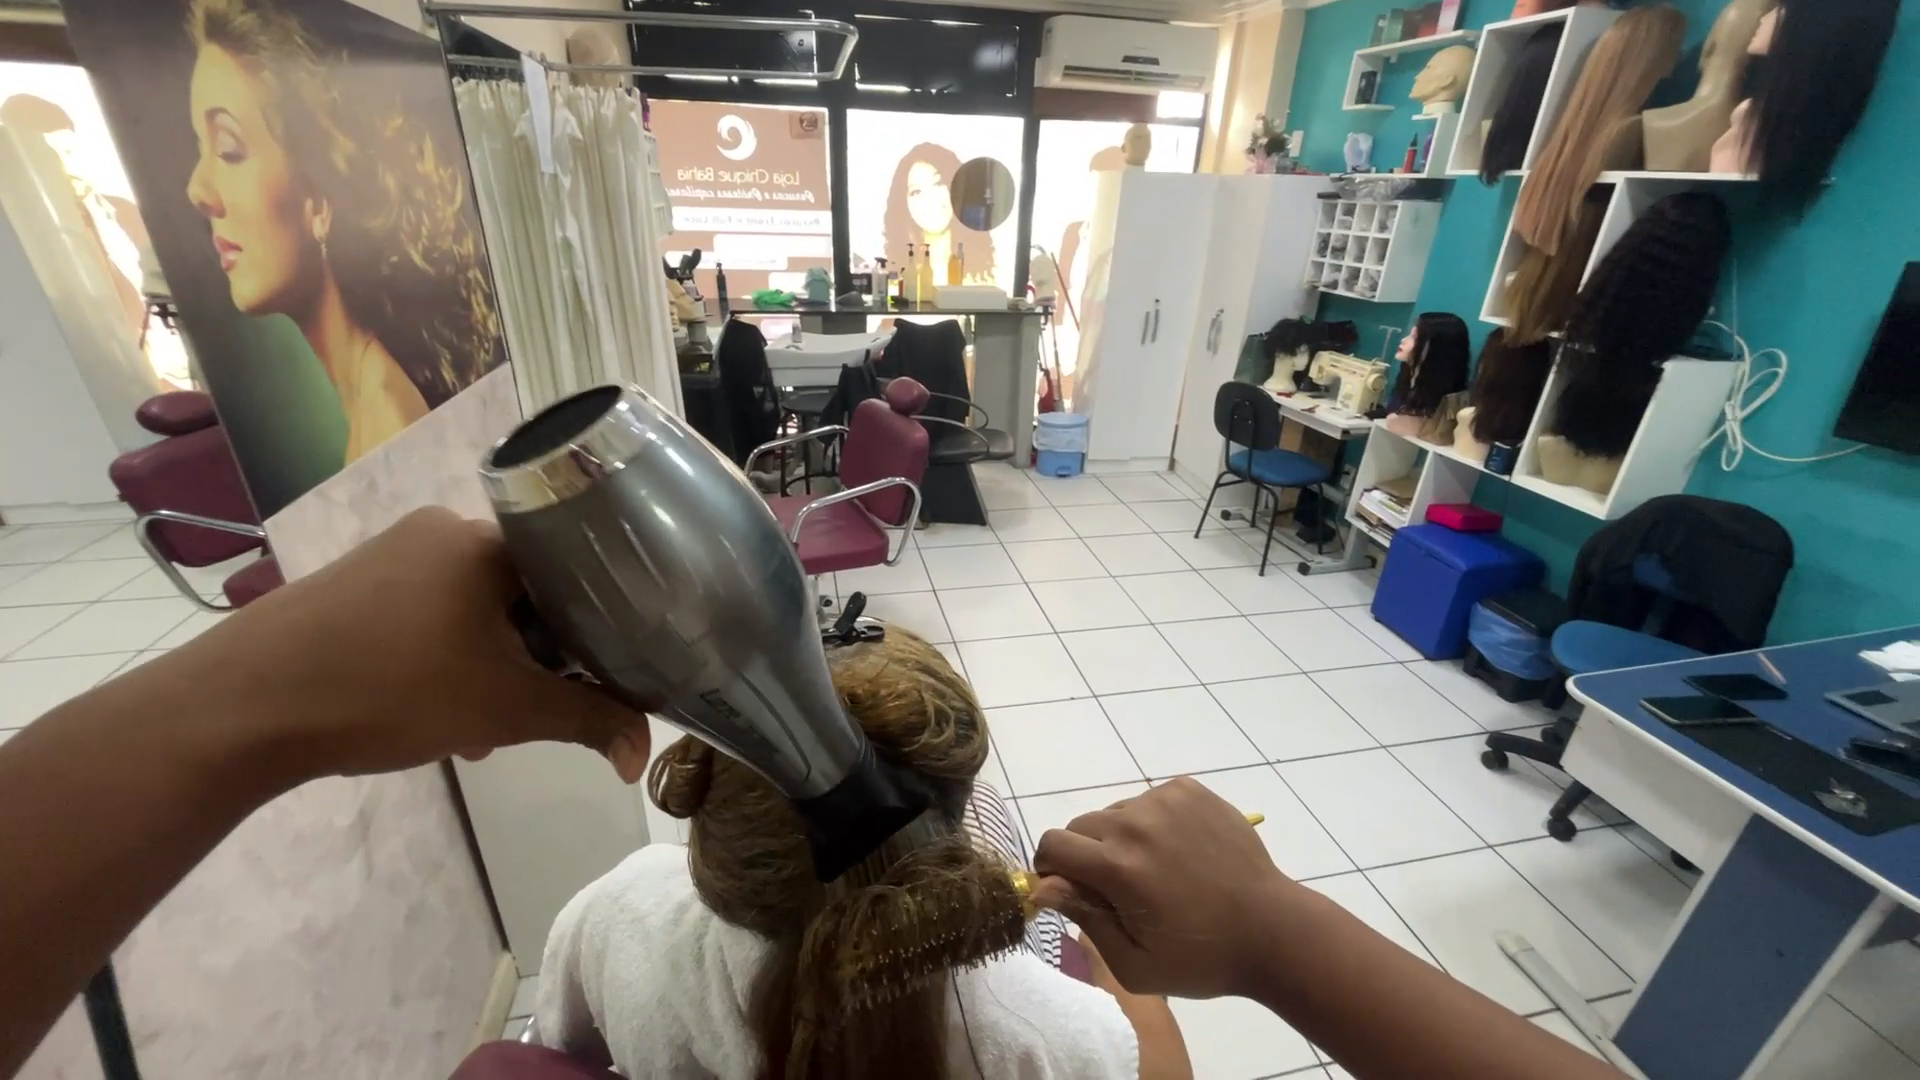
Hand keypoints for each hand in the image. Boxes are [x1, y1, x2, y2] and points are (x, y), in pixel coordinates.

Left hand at [172, 507, 652, 785]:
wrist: (231, 713)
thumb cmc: (390, 693)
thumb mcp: (509, 710)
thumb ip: (590, 724)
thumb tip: (643, 762)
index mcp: (488, 541)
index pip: (579, 568)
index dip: (599, 621)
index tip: (599, 667)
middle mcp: (444, 529)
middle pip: (530, 589)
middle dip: (539, 653)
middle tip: (533, 704)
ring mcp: (394, 550)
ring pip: (482, 603)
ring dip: (495, 659)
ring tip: (480, 720)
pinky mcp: (357, 578)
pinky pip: (435, 606)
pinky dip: (451, 650)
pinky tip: (435, 703)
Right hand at [1031, 777, 1291, 999]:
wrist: (1273, 931)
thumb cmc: (1200, 958)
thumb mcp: (1134, 963)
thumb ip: (1084, 918)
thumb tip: (1042, 885)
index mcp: (1118, 867)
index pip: (1053, 844)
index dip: (1051, 866)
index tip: (1070, 886)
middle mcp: (1135, 823)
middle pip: (1080, 825)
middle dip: (1086, 854)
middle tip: (1119, 886)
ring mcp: (1164, 800)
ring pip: (1115, 812)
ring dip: (1121, 837)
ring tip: (1158, 869)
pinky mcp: (1187, 789)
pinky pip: (1147, 800)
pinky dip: (1151, 822)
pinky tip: (1179, 850)